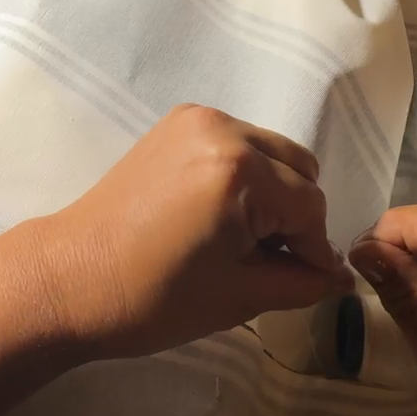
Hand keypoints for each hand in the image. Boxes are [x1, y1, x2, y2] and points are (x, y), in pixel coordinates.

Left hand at [11, 104, 355, 360]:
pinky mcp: (177, 121)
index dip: (313, 249)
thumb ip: (303, 280)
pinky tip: (218, 208)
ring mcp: (198, 118)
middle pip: (298, 167)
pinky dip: (243, 170)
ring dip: (273, 188)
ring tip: (242, 234)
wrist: (72, 275)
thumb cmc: (154, 297)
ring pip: (270, 150)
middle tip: (271, 257)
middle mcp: (223, 128)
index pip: (311, 205)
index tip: (305, 280)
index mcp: (240, 170)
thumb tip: (343, 276)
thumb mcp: (240, 296)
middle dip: (295, 213)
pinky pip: (236, 140)